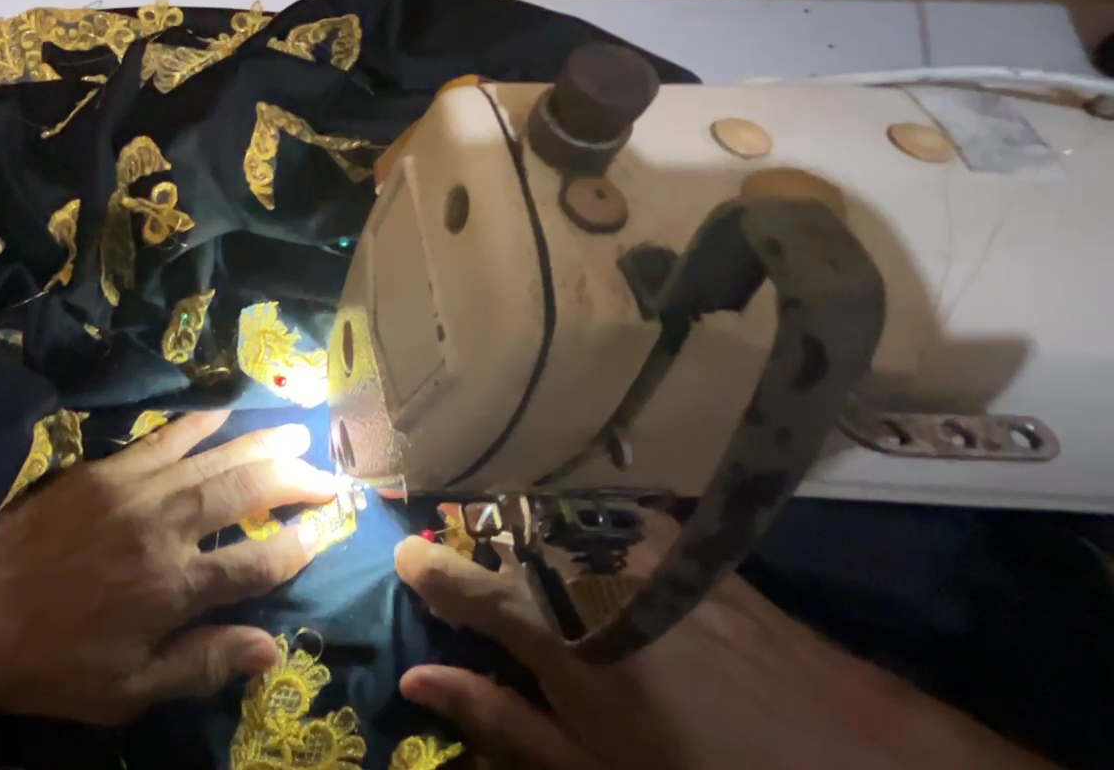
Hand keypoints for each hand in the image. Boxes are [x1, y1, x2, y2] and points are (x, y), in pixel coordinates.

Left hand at [0, 410, 337, 724]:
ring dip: (257, 444)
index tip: (326, 530)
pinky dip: (194, 424)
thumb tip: (271, 649)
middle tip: (329, 472)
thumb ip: (201, 663)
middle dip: (293, 481)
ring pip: (209, 458)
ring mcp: (131, 490)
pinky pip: (159, 439)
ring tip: (296, 434)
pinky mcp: (101, 470)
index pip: (256, 561)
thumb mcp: (128, 689)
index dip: (299, 545)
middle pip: (243, 493)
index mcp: (172, 587)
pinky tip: (219, 412)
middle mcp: (161, 527)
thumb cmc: (52, 662)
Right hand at [392, 513, 1056, 769]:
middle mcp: (588, 571)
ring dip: (522, 530)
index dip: (424, 568)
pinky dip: (577, 523)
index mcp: (559, 633)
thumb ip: (497, 717)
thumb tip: (415, 681)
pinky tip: (589, 548)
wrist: (856, 758)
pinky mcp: (678, 537)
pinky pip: (603, 511)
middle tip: (467, 570)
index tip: (400, 559)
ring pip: (548, 515)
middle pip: (501, 535)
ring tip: (524, 556)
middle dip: (474, 546)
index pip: (463, 581)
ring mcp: (636, 546)